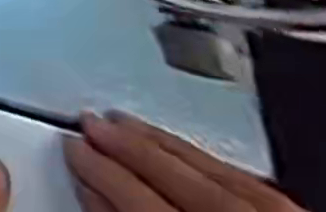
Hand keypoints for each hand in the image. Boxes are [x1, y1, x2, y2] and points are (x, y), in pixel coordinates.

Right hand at [65, 112, 306, 211]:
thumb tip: (99, 202)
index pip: (148, 209)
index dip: (105, 177)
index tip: (76, 152)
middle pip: (178, 183)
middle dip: (125, 149)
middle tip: (87, 124)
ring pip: (214, 172)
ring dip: (160, 142)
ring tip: (123, 122)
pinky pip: (250, 180)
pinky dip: (206, 157)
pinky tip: (184, 147)